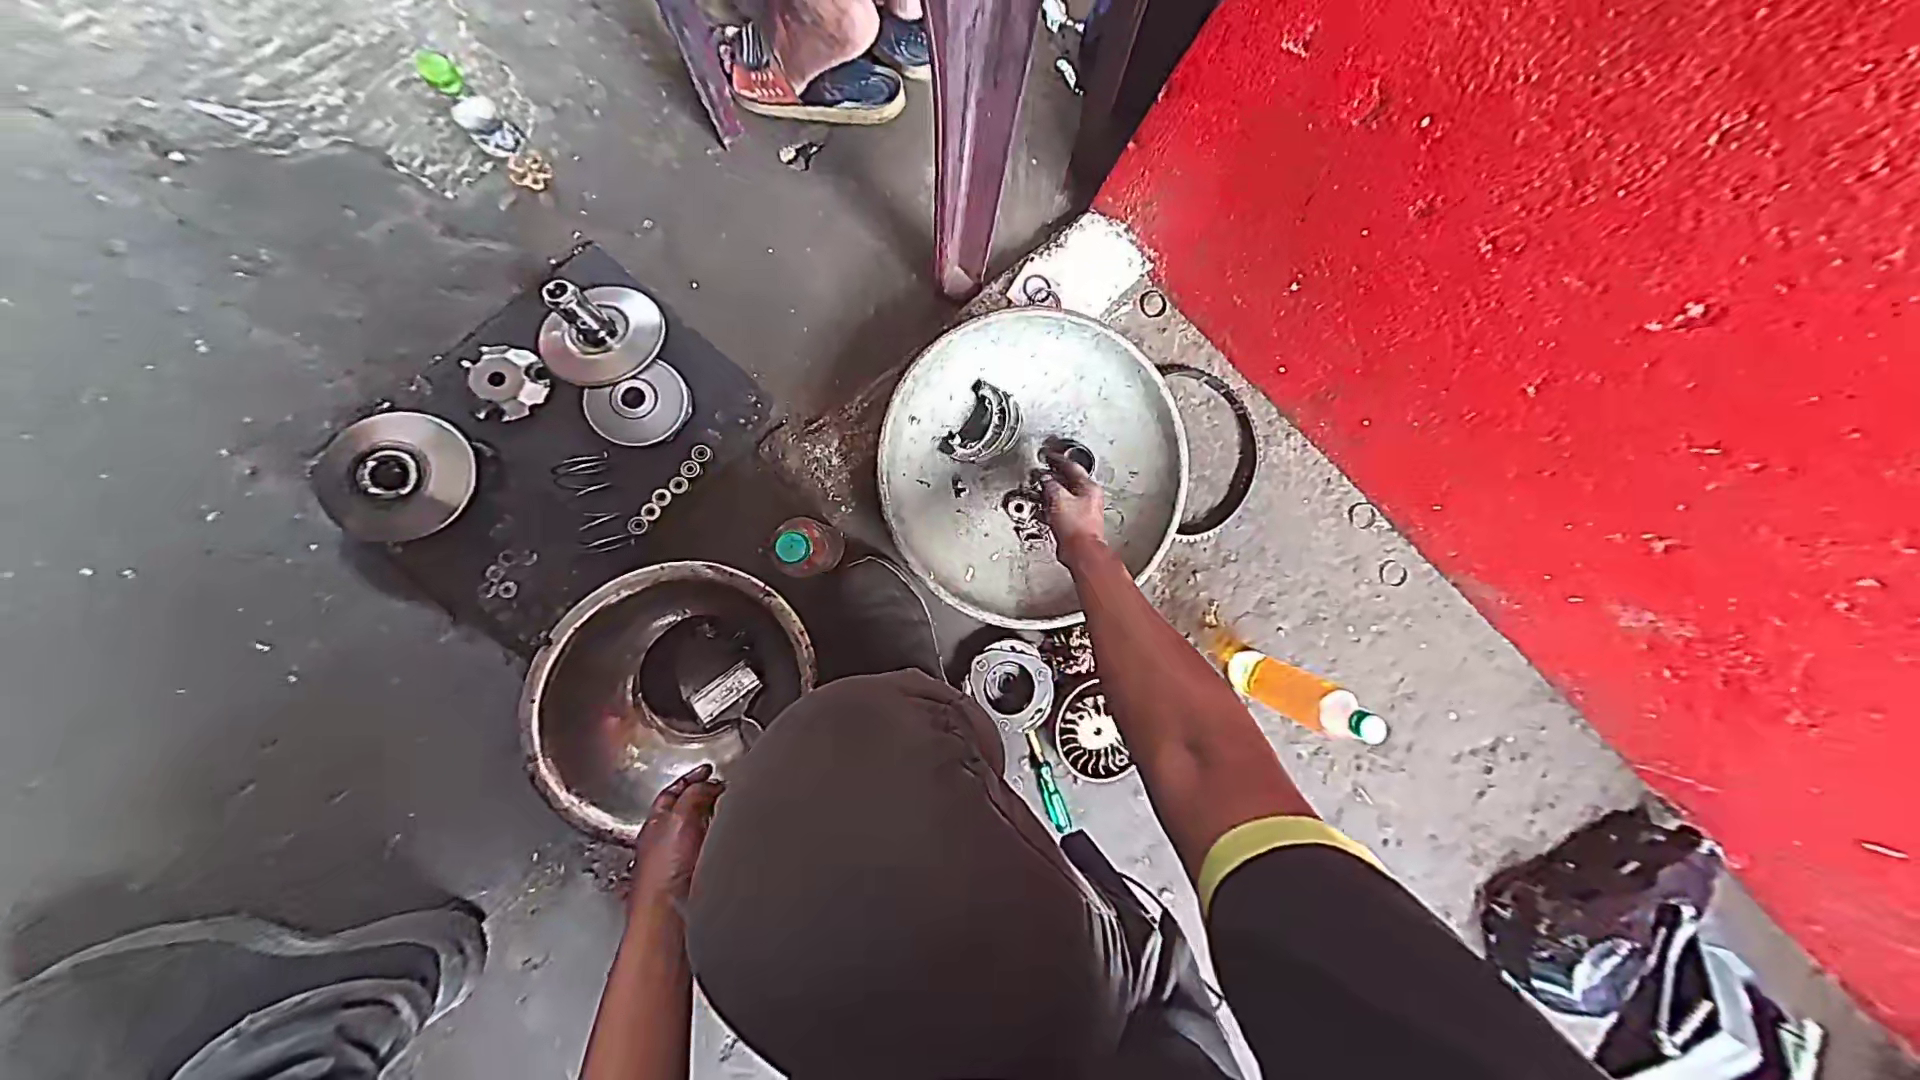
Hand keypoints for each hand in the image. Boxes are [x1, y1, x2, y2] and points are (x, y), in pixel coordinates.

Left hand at [630, 764, 723, 907]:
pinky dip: (721, 839)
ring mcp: (680, 859)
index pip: (674, 791)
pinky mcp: (695, 875)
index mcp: (656, 822)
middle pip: (688, 809)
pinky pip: (712, 847)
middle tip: (726, 788)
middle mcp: (666, 840)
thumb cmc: (664, 872)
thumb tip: (711, 784)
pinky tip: (730, 840)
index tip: (708, 769)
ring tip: (732, 811)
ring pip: (701, 828)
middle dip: (707, 796)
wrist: (670, 914)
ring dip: (715, 818)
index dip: (692, 777)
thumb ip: (696, 794)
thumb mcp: (681, 817)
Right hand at [1040, 448, 1106, 562]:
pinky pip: (1064, 508)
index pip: (1072, 467)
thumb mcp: (1058, 499)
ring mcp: (1085, 510)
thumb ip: (1051, 486)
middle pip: (1070, 481)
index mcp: (1089, 488)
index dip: (1058, 460)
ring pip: (1067, 495)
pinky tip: (1046, 509)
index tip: (1049, 456)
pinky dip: (1054, 506)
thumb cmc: (1076, 528)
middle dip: (1055, 476)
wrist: (1080, 552)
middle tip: (1043, 472)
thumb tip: (1045, 479)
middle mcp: (1090, 498)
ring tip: (1042, 490)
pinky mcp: (1078, 522)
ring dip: (1053, 492)